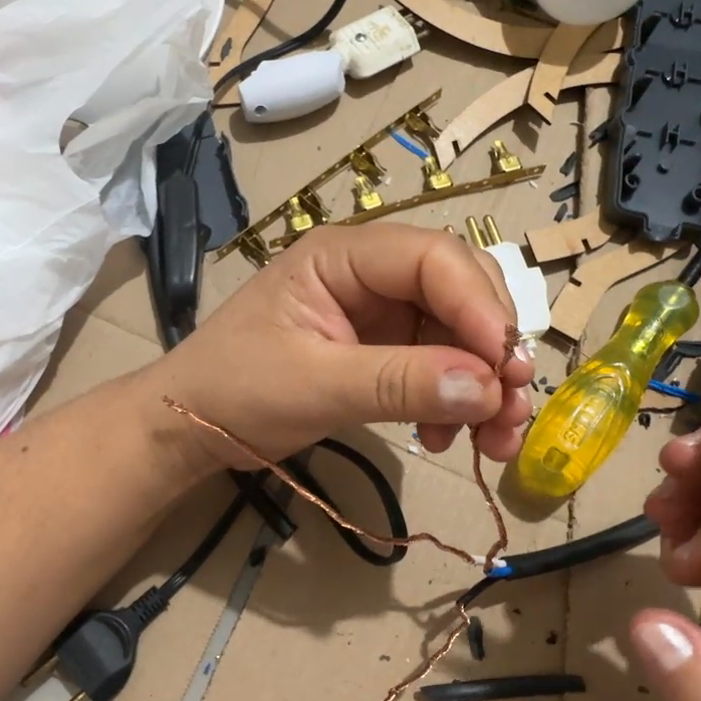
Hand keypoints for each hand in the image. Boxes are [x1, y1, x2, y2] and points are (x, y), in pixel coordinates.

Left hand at [140, 224, 533, 465]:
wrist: (190, 428)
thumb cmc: (234, 392)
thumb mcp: (314, 386)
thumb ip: (399, 382)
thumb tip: (486, 389)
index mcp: (341, 257)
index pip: (432, 258)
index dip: (479, 307)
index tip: (506, 368)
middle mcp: (367, 275)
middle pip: (458, 291)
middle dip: (491, 349)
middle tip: (511, 410)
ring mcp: (376, 314)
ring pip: (457, 333)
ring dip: (483, 385)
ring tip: (493, 444)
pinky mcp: (378, 351)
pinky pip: (436, 367)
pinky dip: (453, 402)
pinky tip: (445, 440)